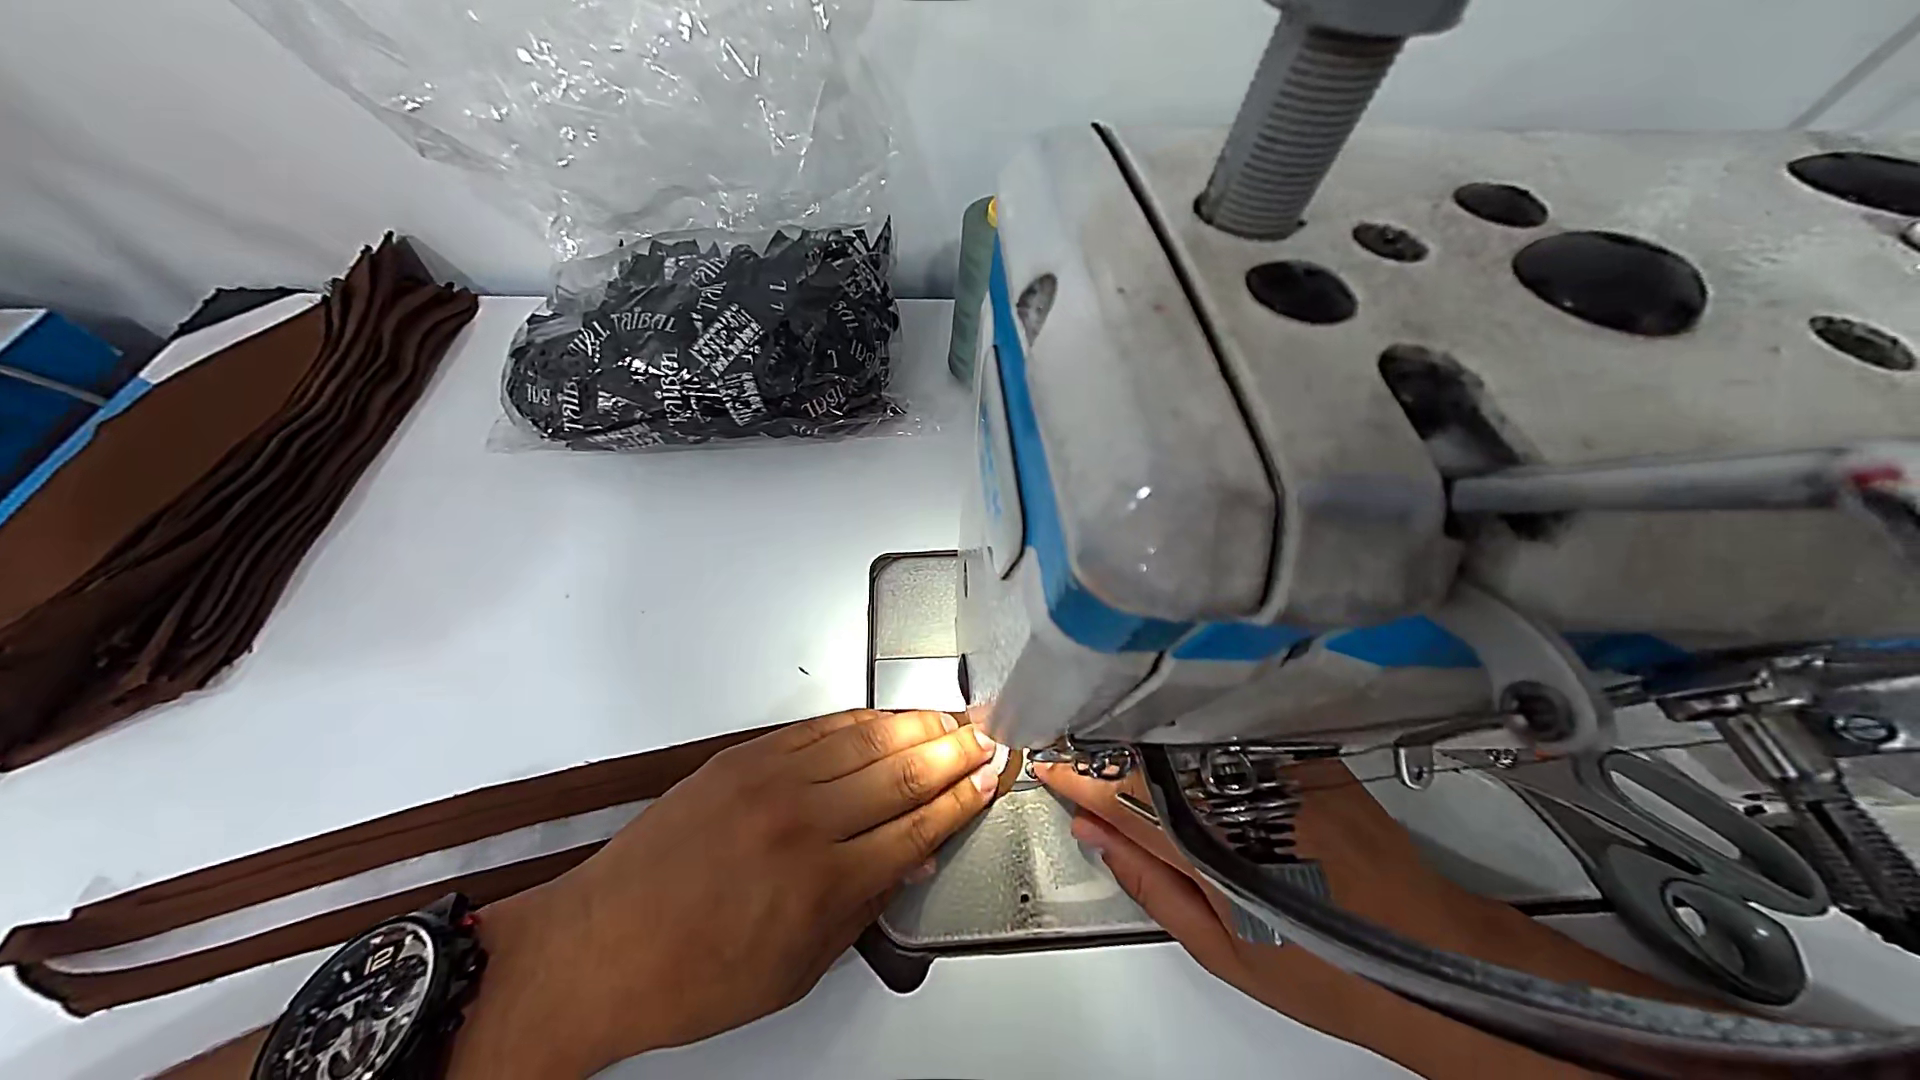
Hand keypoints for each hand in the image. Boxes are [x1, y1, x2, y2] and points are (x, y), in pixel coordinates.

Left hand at [446, 710, 1005, 1077]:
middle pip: (903, 771)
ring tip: (951, 719)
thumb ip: (865, 905)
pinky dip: (861, 719)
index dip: (962, 799)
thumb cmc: (693, 974)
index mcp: (822, 882)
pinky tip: (886, 716)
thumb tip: (915, 858)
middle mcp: (803, 821)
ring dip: (917, 725)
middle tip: (985, 738)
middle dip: (954, 752)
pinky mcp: (742, 756)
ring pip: (866, 737)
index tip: (989, 780)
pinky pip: (817, 727)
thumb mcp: (797, 965)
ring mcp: (769, 779)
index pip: (918, 827)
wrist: (598, 947)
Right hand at [1034, 758, 1687, 1078]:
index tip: (1044, 762)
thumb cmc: (1323, 971)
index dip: (1075, 778)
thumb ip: (1149, 884)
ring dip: (1139, 740)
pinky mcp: (1304, 758)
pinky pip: (1230, 736)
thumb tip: (1092, 832)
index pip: (1119, 798)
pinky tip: (1175, 737)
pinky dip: (1192, 736)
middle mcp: (1237, 798)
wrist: (1432, 957)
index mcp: (1207, 848)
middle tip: (1065, 747)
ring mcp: (1274, 772)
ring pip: (1183, 743)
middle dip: (1098, 753)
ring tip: (1106, 742)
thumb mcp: (1220, 949)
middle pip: (1146, 761)